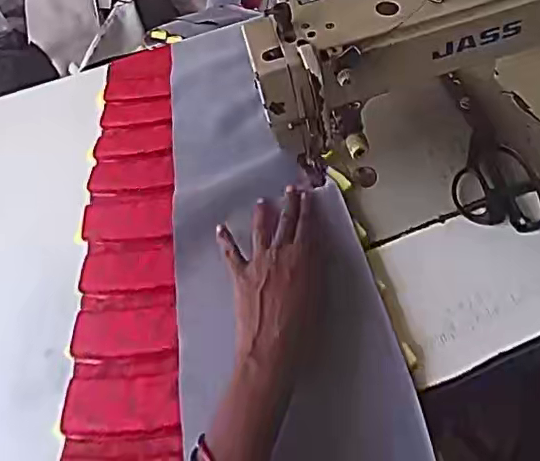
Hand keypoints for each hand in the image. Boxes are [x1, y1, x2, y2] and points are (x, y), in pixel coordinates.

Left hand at [216, 185, 318, 389]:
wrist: (270, 349)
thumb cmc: (302, 328)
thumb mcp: (319, 293)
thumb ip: (316, 266)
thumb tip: (315, 247)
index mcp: (302, 256)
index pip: (307, 225)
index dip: (307, 208)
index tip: (307, 194)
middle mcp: (279, 252)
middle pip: (285, 222)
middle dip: (289, 203)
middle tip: (291, 189)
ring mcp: (258, 262)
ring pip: (260, 230)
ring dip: (261, 214)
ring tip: (262, 202)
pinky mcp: (240, 275)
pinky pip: (231, 253)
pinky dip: (225, 240)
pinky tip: (221, 228)